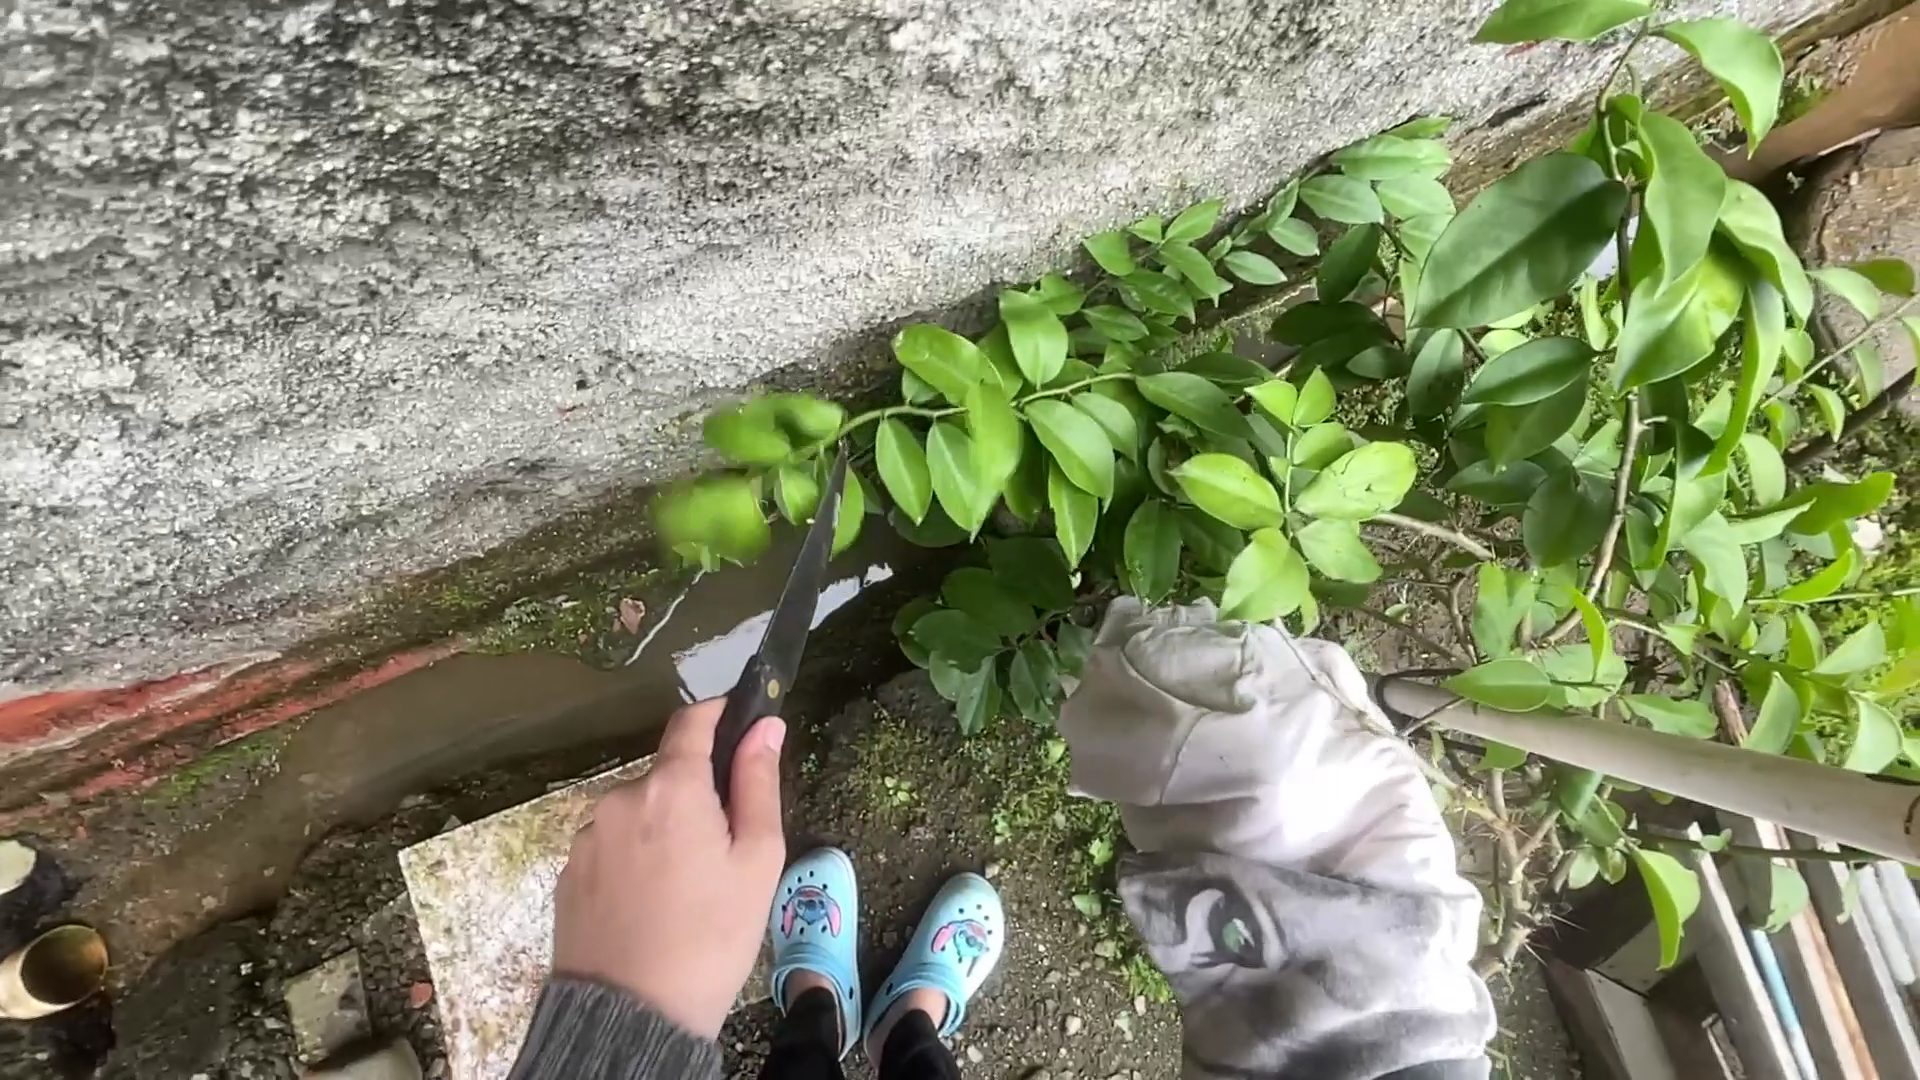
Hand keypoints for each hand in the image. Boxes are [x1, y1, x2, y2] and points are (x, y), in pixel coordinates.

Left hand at [550, 699, 786, 1037]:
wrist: (631, 1021)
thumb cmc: (711, 933)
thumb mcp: (757, 857)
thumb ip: (759, 781)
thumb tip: (766, 726)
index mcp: (671, 787)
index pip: (691, 722)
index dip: (718, 713)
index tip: (739, 720)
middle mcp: (620, 798)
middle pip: (669, 773)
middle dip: (698, 791)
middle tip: (724, 843)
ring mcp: (587, 837)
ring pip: (641, 810)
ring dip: (665, 824)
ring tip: (686, 882)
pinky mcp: (568, 873)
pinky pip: (614, 843)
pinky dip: (637, 854)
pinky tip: (652, 900)